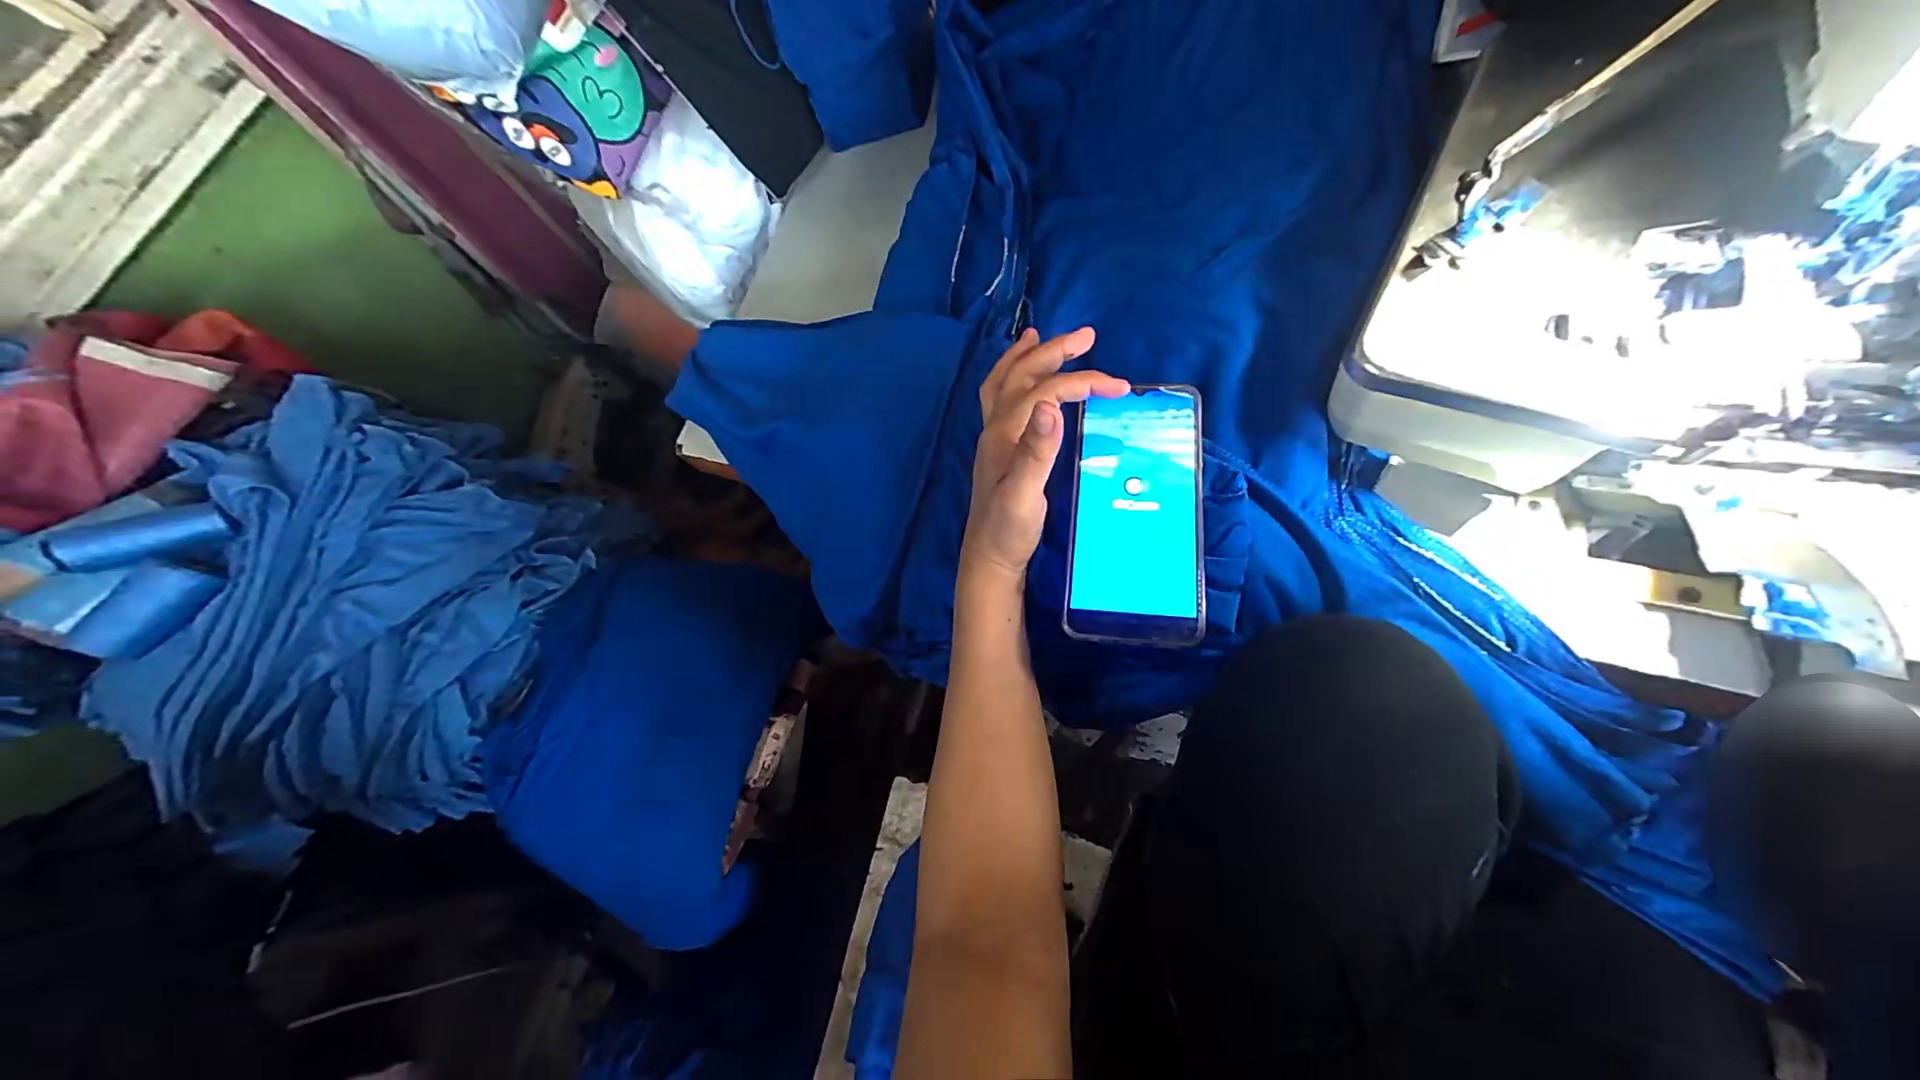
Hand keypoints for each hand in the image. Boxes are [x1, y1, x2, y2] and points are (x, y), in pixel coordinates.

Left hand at [960, 327, 1128, 585]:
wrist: (989, 558)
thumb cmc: (1008, 531)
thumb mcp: (1024, 496)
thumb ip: (1036, 452)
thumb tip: (1050, 406)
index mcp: (1005, 434)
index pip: (1045, 392)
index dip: (1082, 382)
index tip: (1119, 387)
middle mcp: (996, 429)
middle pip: (1021, 376)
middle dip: (1054, 351)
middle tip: (1087, 335)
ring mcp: (994, 438)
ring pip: (1005, 384)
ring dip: (1025, 357)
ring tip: (1039, 336)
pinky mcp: (999, 450)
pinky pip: (1002, 400)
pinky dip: (1015, 379)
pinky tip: (1025, 382)